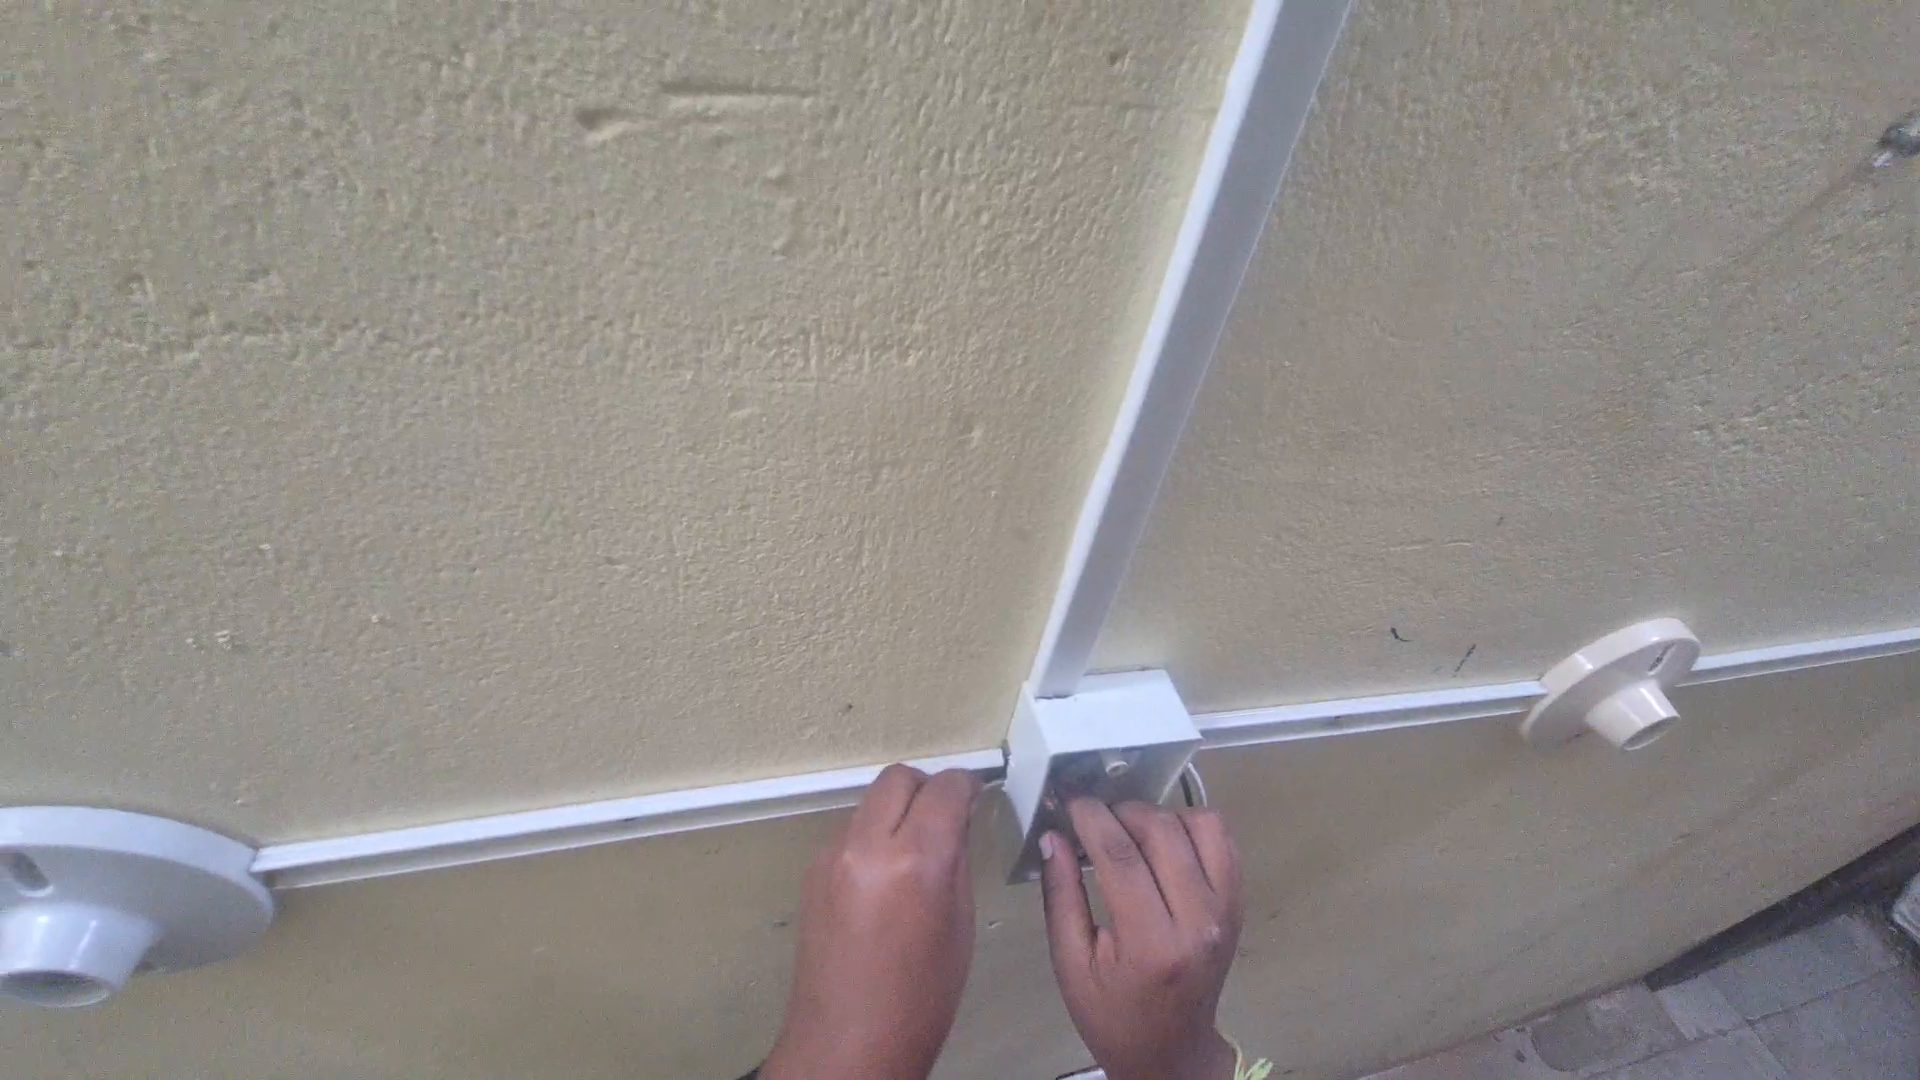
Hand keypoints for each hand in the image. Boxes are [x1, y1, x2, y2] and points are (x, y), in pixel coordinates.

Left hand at [761, 765, 983, 1079]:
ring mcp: (833, 854)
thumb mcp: (959, 925)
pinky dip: (874, 836)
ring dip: (898, 810)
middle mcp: (868, 844)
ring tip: (913, 852)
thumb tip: (956, 819)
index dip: (967, 785)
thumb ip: (956, 859)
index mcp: (916, 861)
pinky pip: (852, 830)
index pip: (946, 788)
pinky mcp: (812, 869)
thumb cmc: (920, 998)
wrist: (845, 1047)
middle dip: (928, 787)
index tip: (976, 795)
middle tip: (945, 816)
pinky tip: (883, 879)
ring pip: (872, 800)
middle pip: (899, 777)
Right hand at [1040, 799, 1243, 1079]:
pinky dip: (1190, 825)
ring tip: (1129, 833)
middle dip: (1120, 810)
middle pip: (1161, 831)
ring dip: (1157, 816)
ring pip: (1198, 824)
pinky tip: (1163, 842)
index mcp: (1152, 944)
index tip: (1070, 800)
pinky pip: (1221, 837)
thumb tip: (1053, 835)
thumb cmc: (1112, 1013)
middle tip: (1094, 819)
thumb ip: (1061, 895)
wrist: (1173, 1051)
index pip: (1121, 856)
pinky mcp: (1237, 901)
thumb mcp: (1070, 964)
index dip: (1091, 817)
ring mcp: (1226, 909)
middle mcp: (1198, 921)